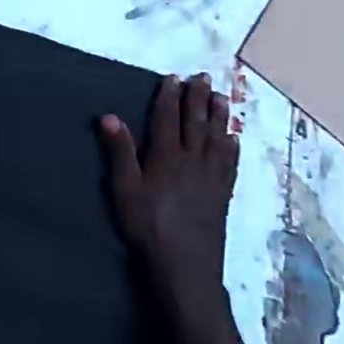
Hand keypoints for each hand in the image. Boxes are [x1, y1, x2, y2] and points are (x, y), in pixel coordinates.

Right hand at [97, 73, 238, 326]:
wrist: (185, 266)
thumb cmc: (147, 226)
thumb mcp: (125, 190)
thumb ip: (120, 152)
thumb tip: (109, 116)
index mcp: (166, 157)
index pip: (167, 119)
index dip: (169, 97)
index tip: (173, 77)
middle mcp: (192, 161)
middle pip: (196, 123)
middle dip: (197, 99)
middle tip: (202, 77)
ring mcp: (211, 178)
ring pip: (217, 139)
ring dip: (218, 116)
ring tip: (220, 97)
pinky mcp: (222, 195)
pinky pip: (230, 164)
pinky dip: (232, 147)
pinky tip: (234, 139)